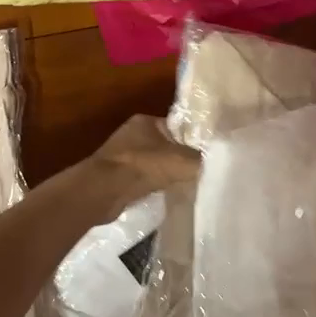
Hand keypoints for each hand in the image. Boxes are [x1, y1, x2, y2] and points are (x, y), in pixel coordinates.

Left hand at [79, 115, 200, 220]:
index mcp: (145, 121)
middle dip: (179, 160)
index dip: (191, 141)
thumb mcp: (183, 160)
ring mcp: (122, 155)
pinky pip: (142, 179)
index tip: (206, 157)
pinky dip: (152, 186)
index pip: (176, 127)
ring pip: (153, 164)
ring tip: (185, 187)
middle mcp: (131, 134)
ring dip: (166, 175)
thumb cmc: (144, 166)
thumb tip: (210, 161)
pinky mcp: (117, 176)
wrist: (105, 189)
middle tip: (199, 174)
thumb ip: (200, 158)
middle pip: (165, 147)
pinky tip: (164, 196)